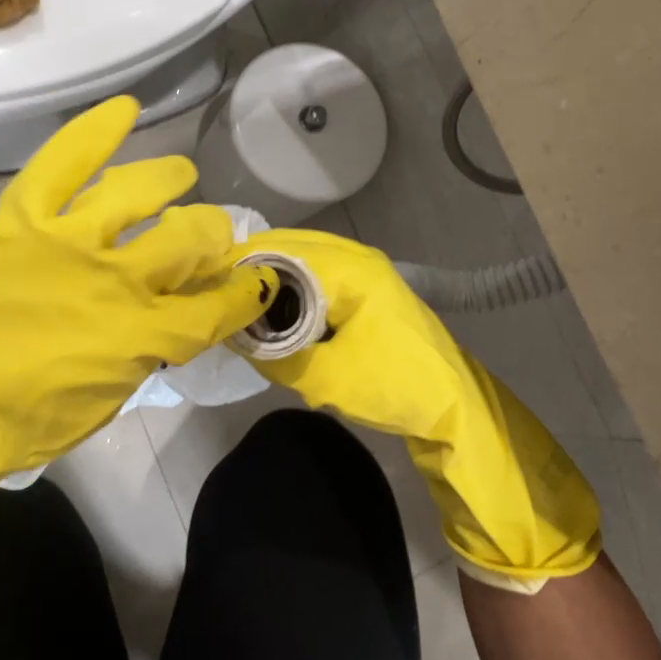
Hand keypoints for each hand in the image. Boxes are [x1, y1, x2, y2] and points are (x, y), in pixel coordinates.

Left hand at [0, 97, 274, 659]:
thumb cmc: (35, 418)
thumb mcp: (114, 394)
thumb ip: (154, 345)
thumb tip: (184, 308)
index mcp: (140, 335)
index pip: (215, 306)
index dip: (244, 293)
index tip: (254, 283)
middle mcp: (112, 281)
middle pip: (186, 240)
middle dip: (211, 234)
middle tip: (207, 234)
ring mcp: (65, 244)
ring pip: (134, 192)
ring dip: (168, 179)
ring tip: (178, 174)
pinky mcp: (22, 222)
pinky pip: (60, 164)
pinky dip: (93, 132)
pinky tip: (125, 109)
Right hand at [240, 229, 600, 591]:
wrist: (458, 412)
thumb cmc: (394, 388)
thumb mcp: (325, 376)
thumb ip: (273, 352)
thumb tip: (235, 333)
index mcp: (351, 270)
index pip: (279, 249)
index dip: (238, 265)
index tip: (203, 286)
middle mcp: (359, 259)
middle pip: (290, 247)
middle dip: (252, 268)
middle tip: (213, 293)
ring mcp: (368, 274)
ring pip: (304, 262)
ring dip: (272, 278)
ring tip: (235, 302)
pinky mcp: (370, 294)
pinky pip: (319, 278)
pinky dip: (293, 289)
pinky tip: (272, 311)